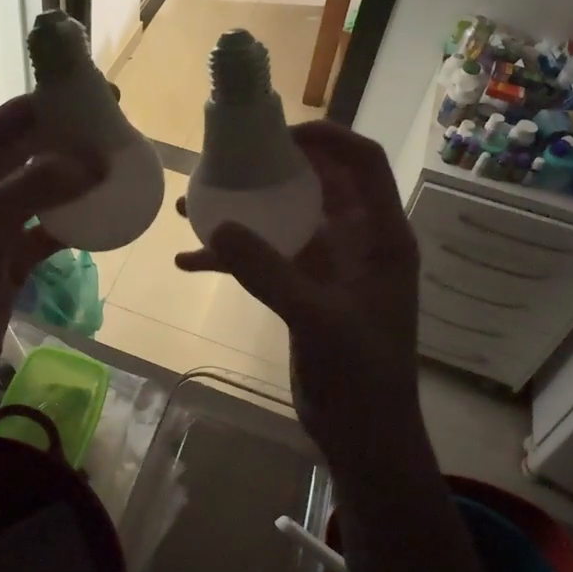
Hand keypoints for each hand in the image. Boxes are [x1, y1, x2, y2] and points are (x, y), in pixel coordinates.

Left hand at [0, 97, 98, 402]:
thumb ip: (36, 184)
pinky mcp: (9, 262)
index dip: (56, 103)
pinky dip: (75, 224)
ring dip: (78, 180)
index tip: (104, 96)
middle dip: (73, 140)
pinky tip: (107, 218)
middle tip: (122, 133)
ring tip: (123, 169)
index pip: (12, 119)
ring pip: (44, 190)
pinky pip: (49, 232)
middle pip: (32, 150)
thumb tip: (97, 158)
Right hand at [176, 121, 420, 460]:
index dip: (328, 137)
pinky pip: (268, 259)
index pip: (364, 162)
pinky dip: (233, 257)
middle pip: (318, 183)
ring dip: (244, 211)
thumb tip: (214, 225)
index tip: (277, 134)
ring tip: (192, 204)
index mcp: (382, 237)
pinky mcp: (305, 291)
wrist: (364, 438)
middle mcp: (358, 241)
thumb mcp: (316, 319)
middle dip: (272, 169)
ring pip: (286, 219)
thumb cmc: (361, 376)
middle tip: (226, 160)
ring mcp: (331, 266)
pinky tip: (190, 262)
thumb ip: (267, 271)